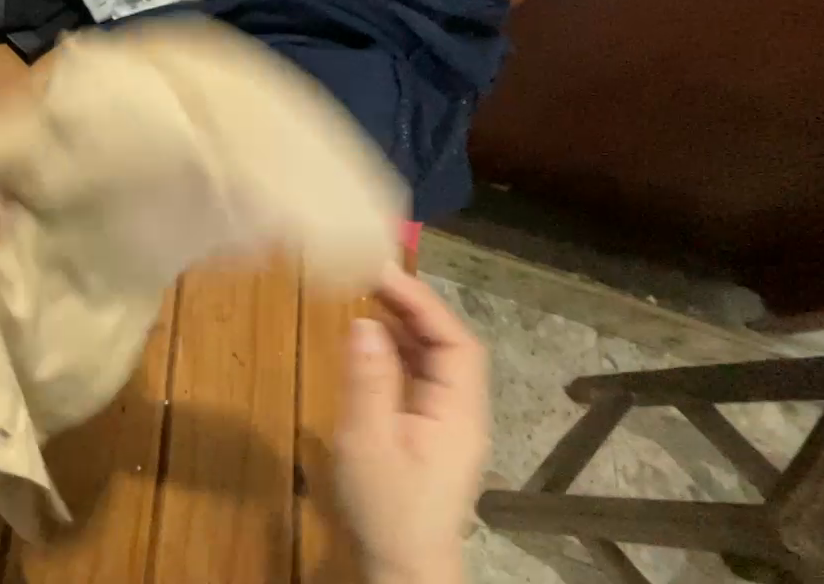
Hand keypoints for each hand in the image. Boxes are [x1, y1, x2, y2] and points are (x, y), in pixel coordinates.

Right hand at [335, 264, 489, 583]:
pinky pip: (418, 375)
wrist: (404, 564)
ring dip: (403, 322)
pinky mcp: (427, 429)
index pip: (456, 342)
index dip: (422, 301)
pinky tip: (368, 337)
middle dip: (412, 304)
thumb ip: (368, 379)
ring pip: (434, 358)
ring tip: (365, 292)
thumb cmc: (386, 503)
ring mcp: (445, 420)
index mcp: (458, 412)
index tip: (381, 269)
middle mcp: (460, 410)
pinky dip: (395, 347)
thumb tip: (363, 321)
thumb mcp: (367, 439)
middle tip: (367, 272)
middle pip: (448, 345)